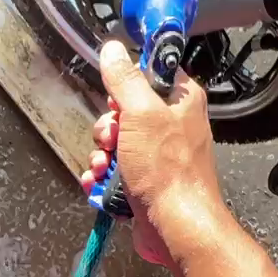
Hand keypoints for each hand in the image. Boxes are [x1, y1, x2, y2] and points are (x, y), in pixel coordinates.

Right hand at [78, 40, 229, 267]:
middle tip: (111, 142)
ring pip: (115, 147)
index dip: (124, 89)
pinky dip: (101, 180)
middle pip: (123, 114)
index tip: (117, 104)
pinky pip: (113, 174)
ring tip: (105, 170)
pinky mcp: (143, 185)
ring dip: (100, 158)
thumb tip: (112, 49)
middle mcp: (170, 127)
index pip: (147, 76)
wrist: (175, 227)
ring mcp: (156, 159)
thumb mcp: (141, 113)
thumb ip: (125, 79)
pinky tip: (98, 185)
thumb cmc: (166, 170)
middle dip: (107, 130)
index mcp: (179, 101)